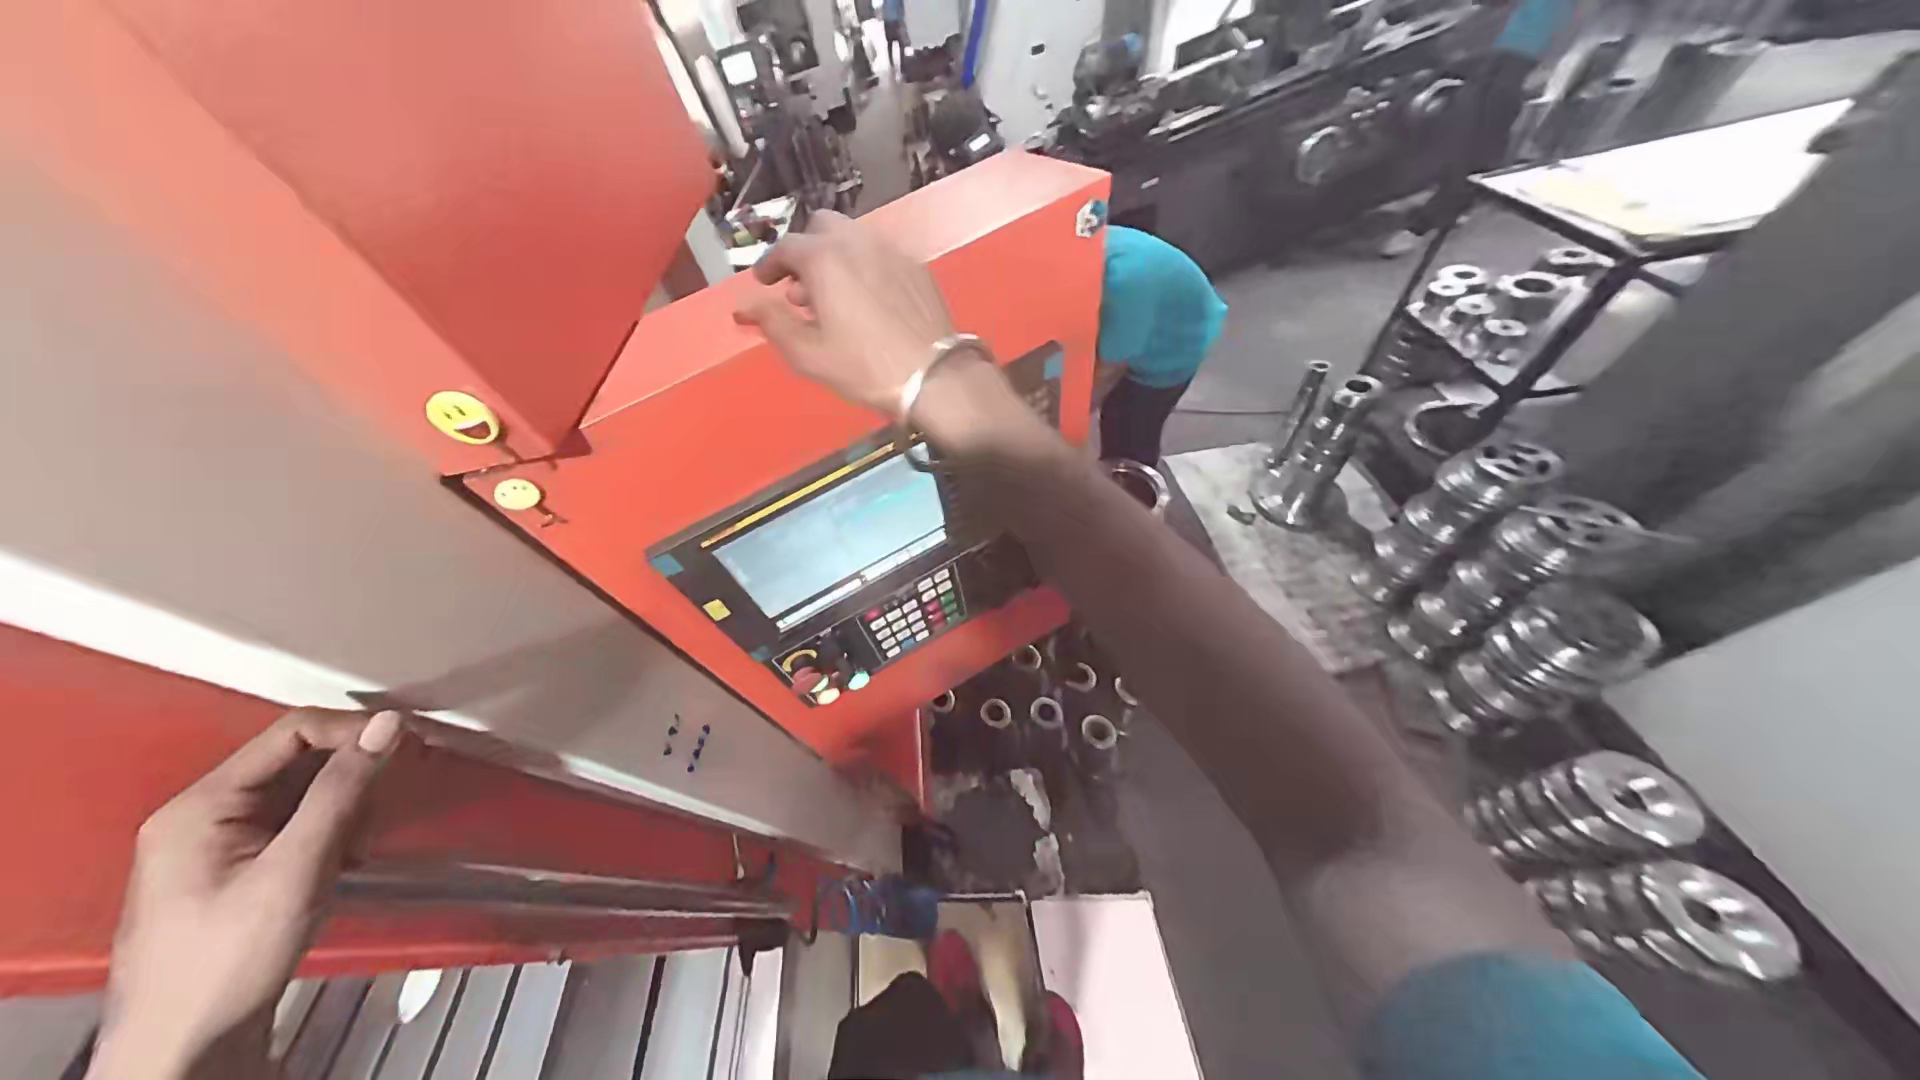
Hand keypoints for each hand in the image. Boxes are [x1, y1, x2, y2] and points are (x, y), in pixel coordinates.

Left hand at [89, 709, 404, 1079]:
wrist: (187, 1044)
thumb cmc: (232, 956)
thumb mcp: (297, 866)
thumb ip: (343, 790)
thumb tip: (388, 724)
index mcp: (202, 806)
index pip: (292, 732)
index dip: (353, 730)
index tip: (406, 745)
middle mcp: (205, 813)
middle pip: (299, 759)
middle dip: (354, 772)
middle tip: (395, 791)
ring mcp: (219, 839)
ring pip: (305, 789)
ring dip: (348, 803)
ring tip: (364, 840)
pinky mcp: (240, 862)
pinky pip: (300, 819)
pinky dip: (336, 827)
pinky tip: (348, 855)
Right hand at [734, 210, 958, 414]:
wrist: (933, 376)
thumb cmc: (864, 368)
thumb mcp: (808, 354)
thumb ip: (772, 323)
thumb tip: (744, 306)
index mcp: (825, 259)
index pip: (786, 247)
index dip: (769, 265)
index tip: (764, 283)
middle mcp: (858, 243)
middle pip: (822, 228)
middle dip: (805, 252)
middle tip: (801, 288)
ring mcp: (893, 252)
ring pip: (854, 240)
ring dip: (836, 259)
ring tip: (834, 299)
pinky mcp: (917, 269)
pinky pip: (882, 257)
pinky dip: (865, 269)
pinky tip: (868, 302)